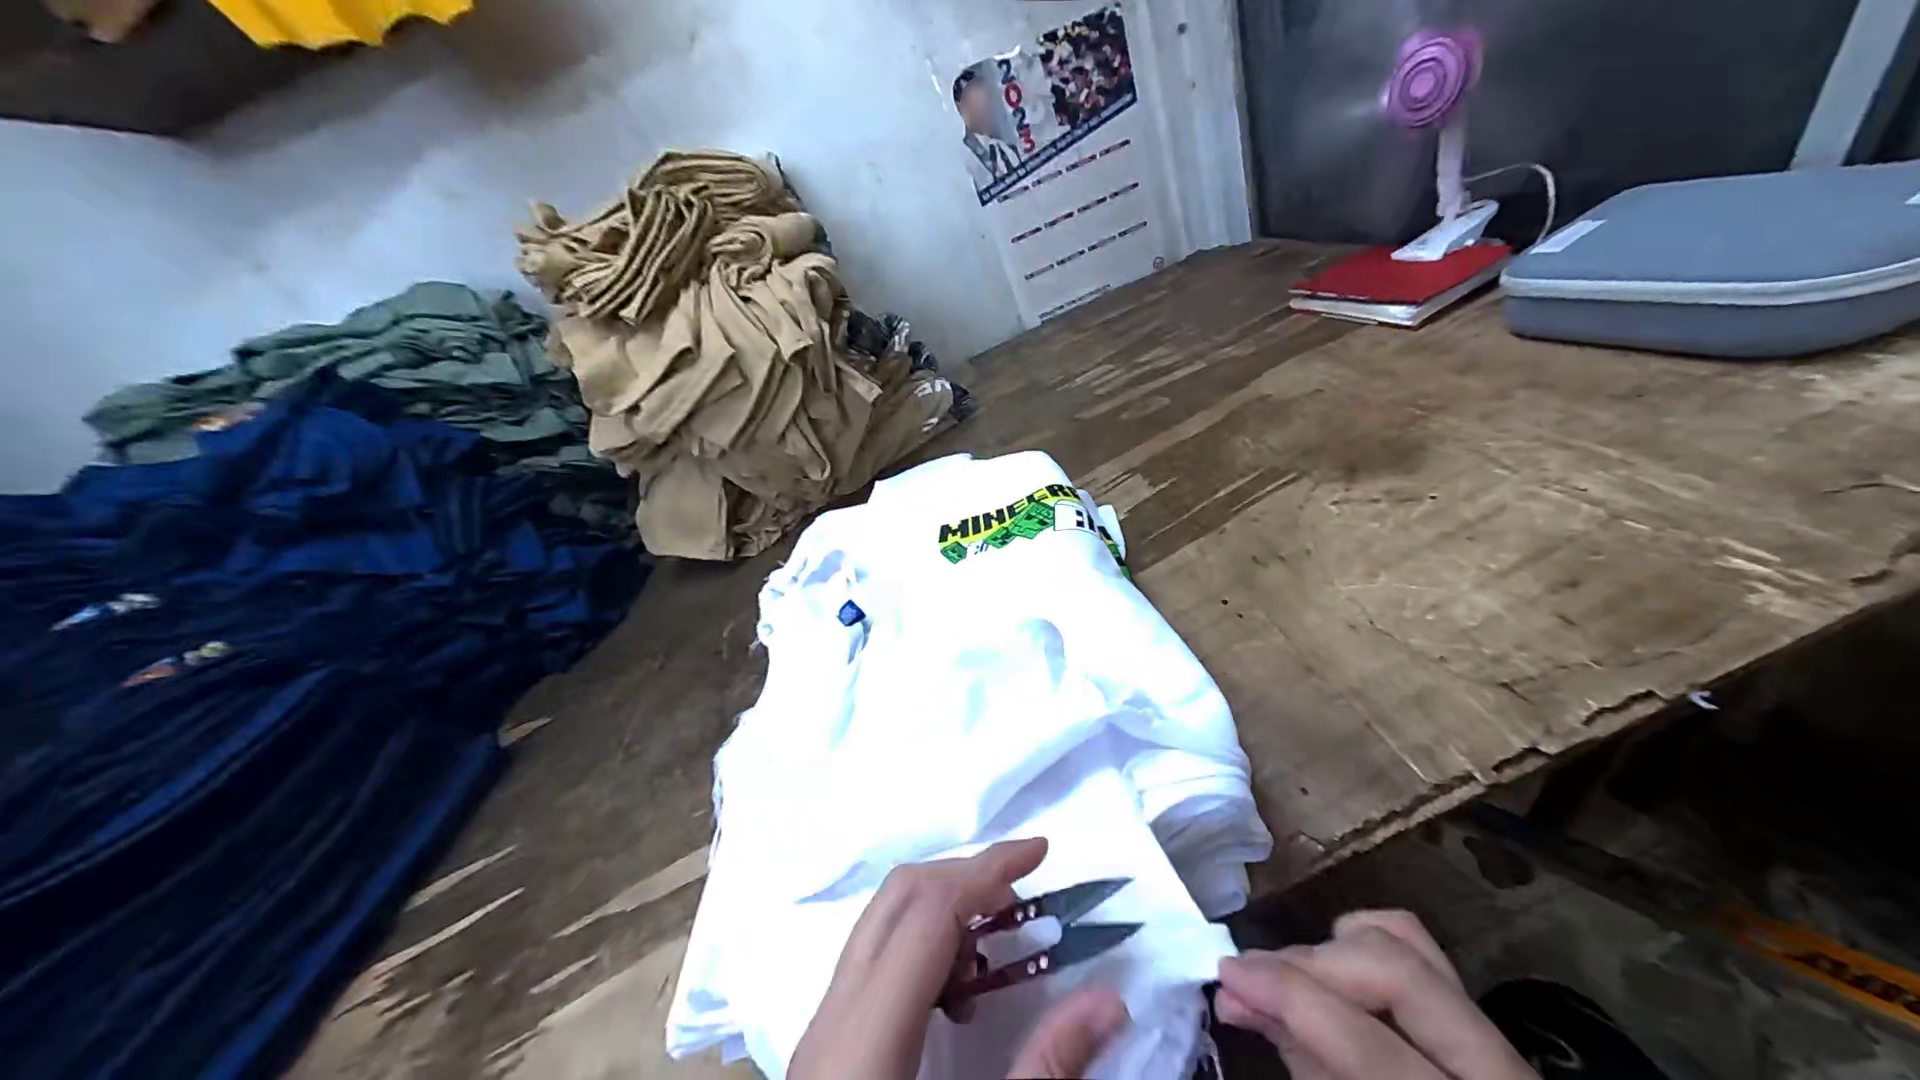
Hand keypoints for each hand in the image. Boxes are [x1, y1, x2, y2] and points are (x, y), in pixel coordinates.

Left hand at [790, 838, 1130, 1079]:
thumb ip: (1048, 1070)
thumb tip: (1110, 1000)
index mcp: (865, 1034)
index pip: (927, 910)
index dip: (987, 870)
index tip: (1042, 852)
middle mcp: (834, 1012)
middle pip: (898, 898)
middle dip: (967, 874)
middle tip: (1028, 883)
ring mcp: (823, 1025)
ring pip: (883, 922)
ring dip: (945, 906)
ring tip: (1004, 932)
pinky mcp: (828, 1042)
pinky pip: (876, 959)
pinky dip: (924, 944)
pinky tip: (963, 988)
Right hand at [1216, 910, 1537, 1079]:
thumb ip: (1300, 1063)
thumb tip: (1239, 997)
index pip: (1363, 1039)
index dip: (1286, 994)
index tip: (1227, 974)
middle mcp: (1497, 1074)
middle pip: (1393, 967)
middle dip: (1307, 959)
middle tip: (1252, 973)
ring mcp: (1498, 1041)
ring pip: (1406, 941)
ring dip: (1330, 948)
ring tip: (1290, 978)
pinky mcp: (1479, 1020)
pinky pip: (1419, 947)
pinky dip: (1363, 940)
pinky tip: (1332, 969)